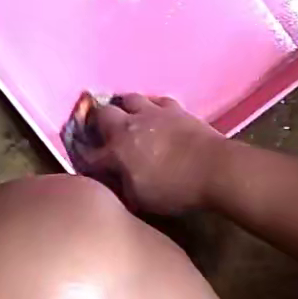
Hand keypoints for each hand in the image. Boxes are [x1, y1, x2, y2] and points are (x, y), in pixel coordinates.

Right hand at [74, 94, 227, 214]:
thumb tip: (112, 180)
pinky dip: (154, 108)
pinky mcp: (175, 109)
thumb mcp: (140, 199)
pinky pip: (158, 101)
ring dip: (125, 108)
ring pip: (129, 98)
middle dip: (99, 122)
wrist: (213, 167)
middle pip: (103, 113)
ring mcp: (153, 113)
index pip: (90, 154)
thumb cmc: (174, 189)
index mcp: (116, 151)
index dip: (84, 158)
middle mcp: (129, 126)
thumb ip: (121, 187)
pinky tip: (158, 116)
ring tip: (129, 118)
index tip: (85, 163)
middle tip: (103, 132)